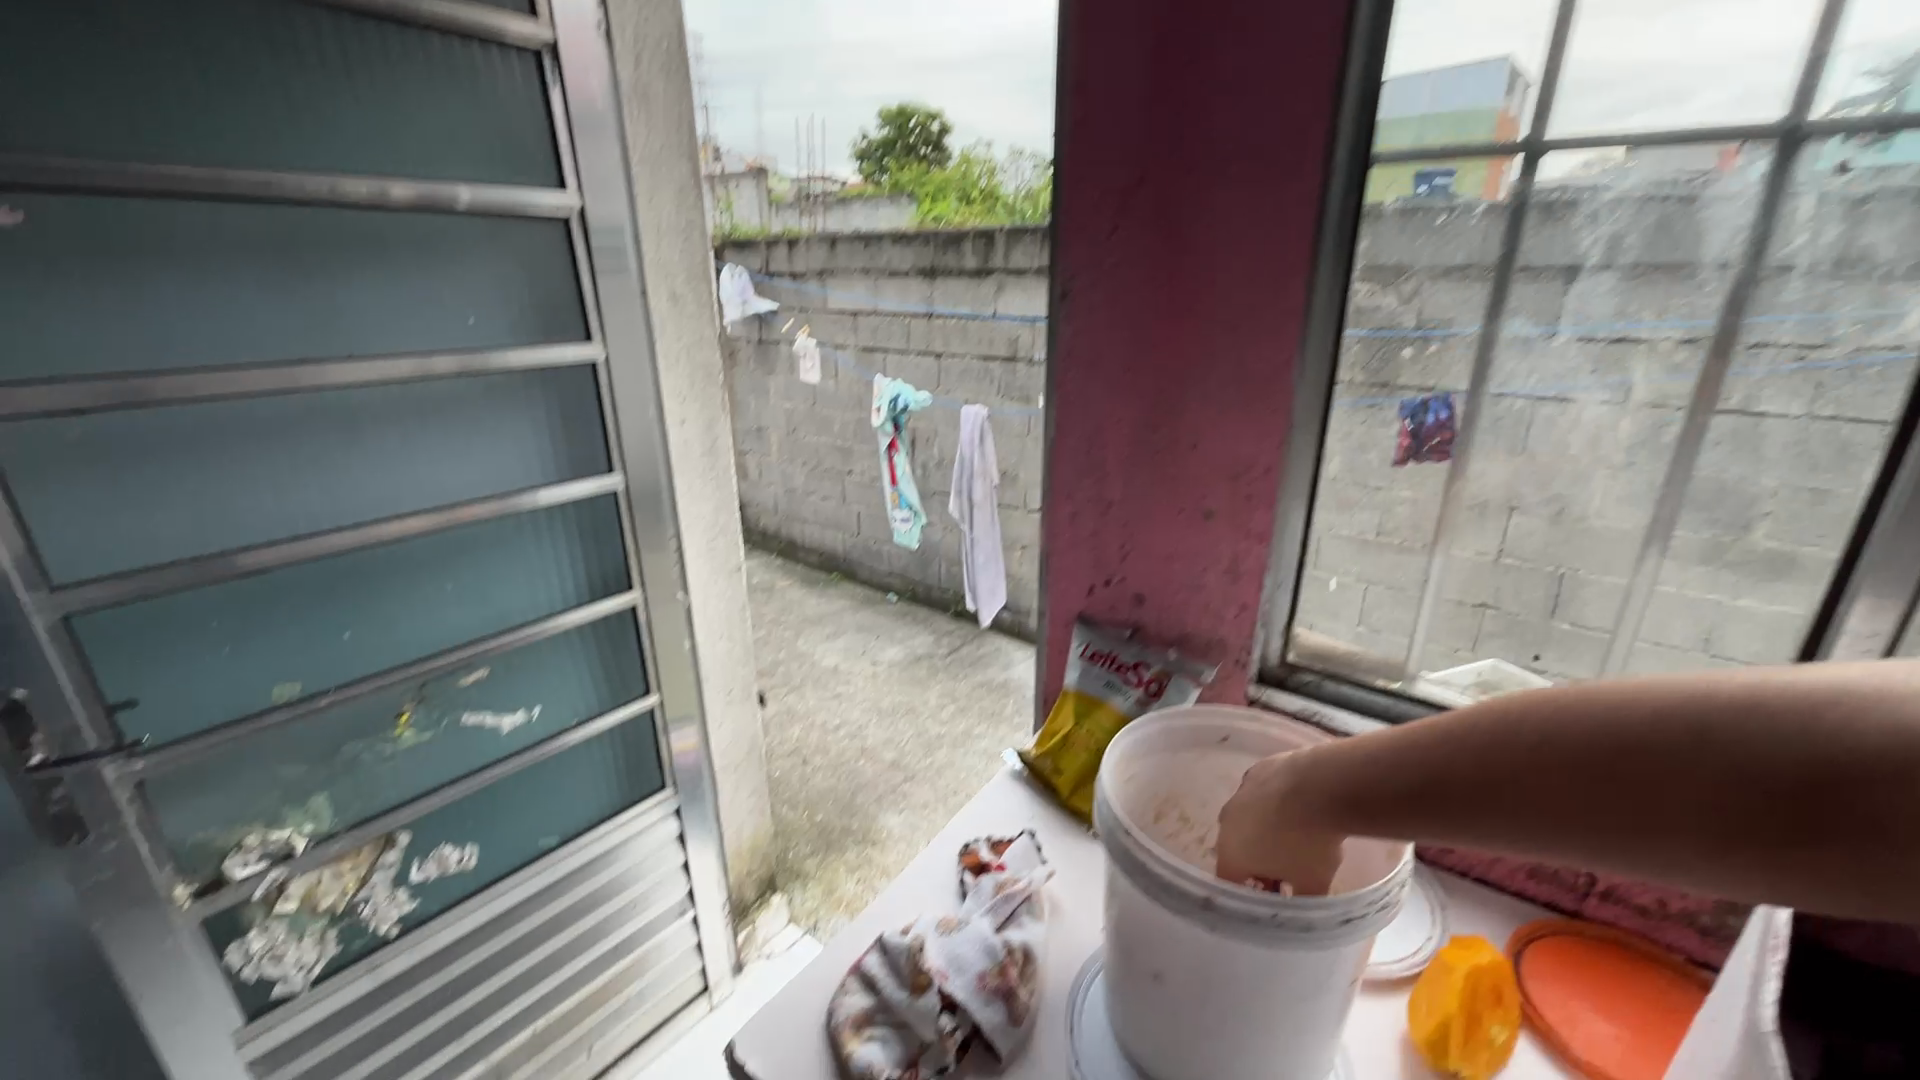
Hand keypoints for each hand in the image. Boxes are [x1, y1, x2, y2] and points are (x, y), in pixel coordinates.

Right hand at [1215, 752, 1345, 895]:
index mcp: (1231, 855)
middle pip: (1237, 850)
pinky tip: (1299, 806)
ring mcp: (1239, 794)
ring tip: (1297, 837)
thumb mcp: (1313, 884)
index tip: (1273, 902)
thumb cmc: (1311, 842)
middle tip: (1288, 873)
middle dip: (1258, 864)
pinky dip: (1273, 804)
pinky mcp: (1255, 772)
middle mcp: (1226, 823)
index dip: (1249, 897)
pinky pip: (1260, 795)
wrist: (1322, 785)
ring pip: (1247, 820)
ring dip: (1264, 832)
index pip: (1230, 884)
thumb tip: (1301, 912)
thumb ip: (1301, 904)